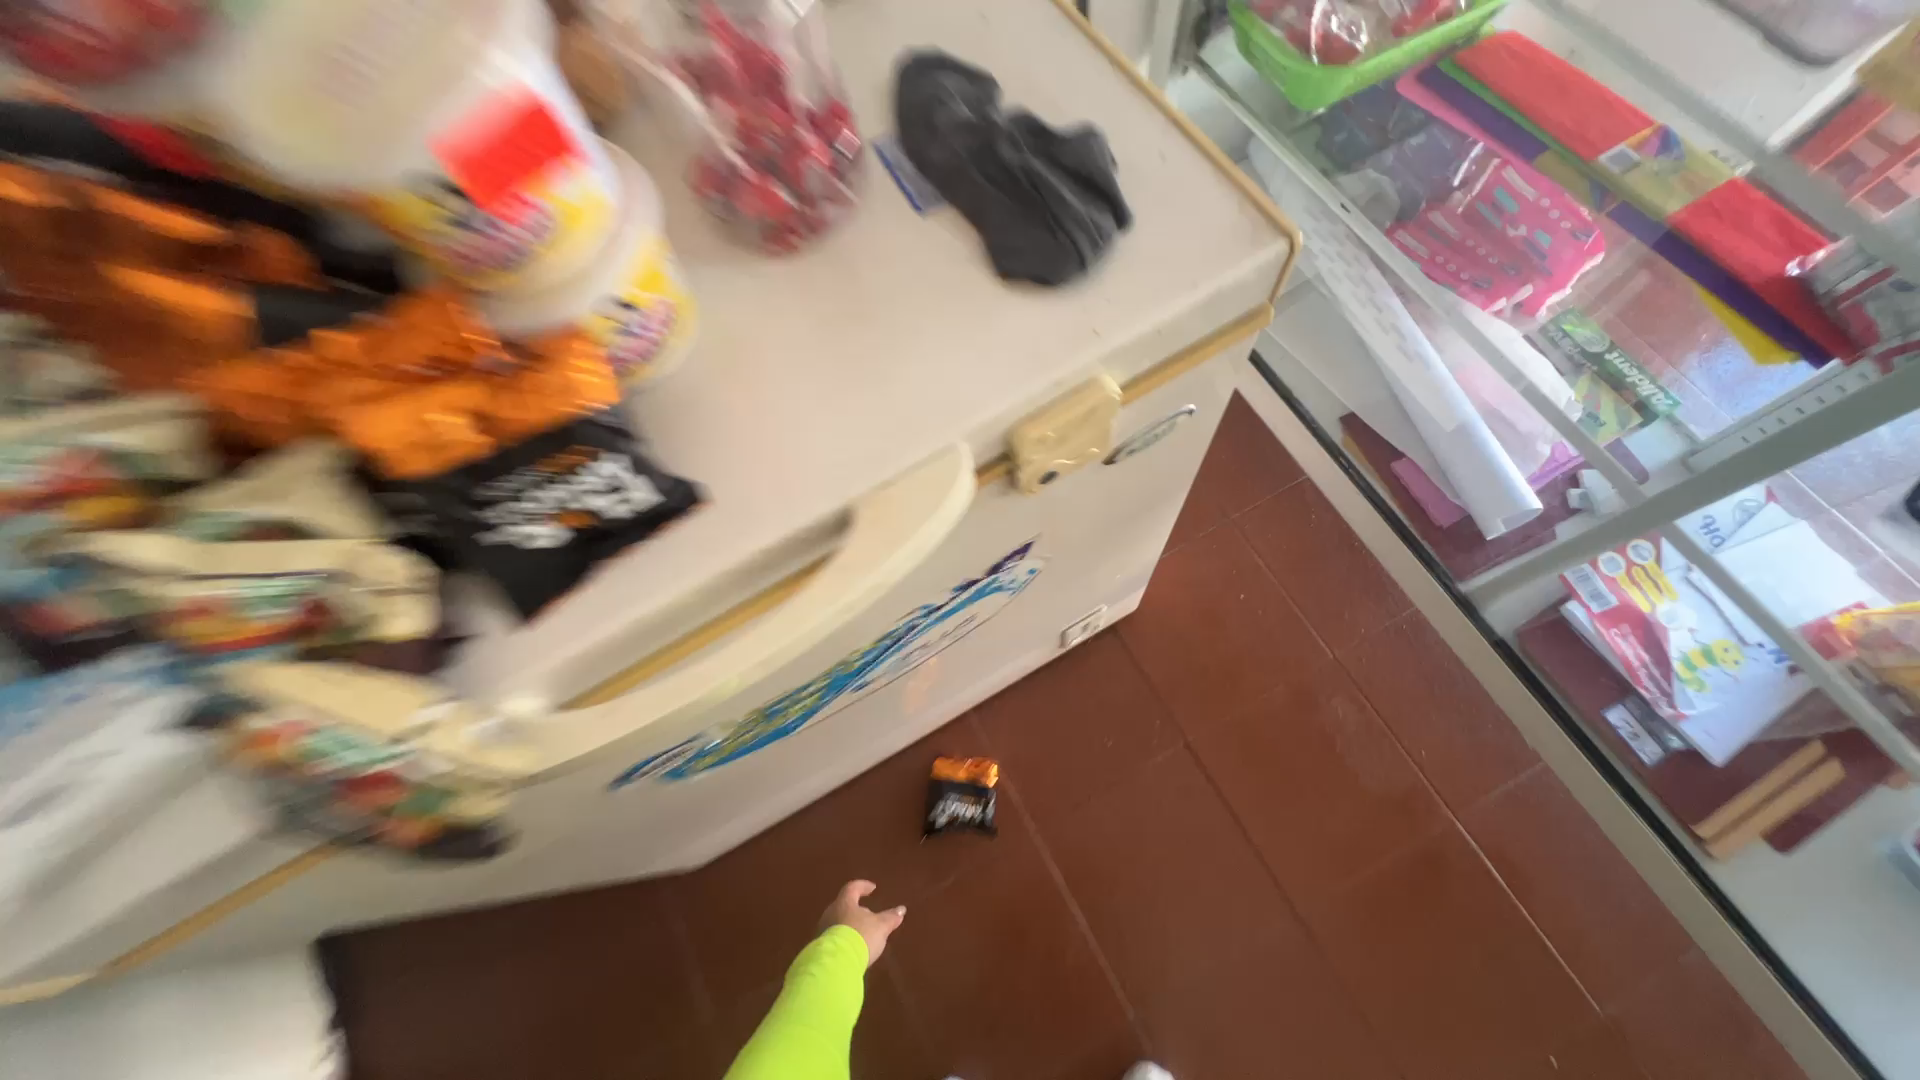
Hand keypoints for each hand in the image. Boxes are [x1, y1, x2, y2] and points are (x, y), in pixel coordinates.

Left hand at [821, 880, 905, 966]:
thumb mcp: (880, 926)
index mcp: (845, 902)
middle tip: (868, 913)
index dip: (863, 886)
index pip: (853, 888)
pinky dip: (844, 937)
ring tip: (862, 931)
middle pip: (844, 905)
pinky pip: (834, 936)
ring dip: (849, 924)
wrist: (836, 964)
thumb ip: (890, 917)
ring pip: (838, 921)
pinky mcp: (821, 947)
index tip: (872, 888)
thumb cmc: (860, 936)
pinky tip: (853, 946)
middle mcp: (831, 912)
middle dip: (856, 908)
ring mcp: (823, 930)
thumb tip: (901, 909)